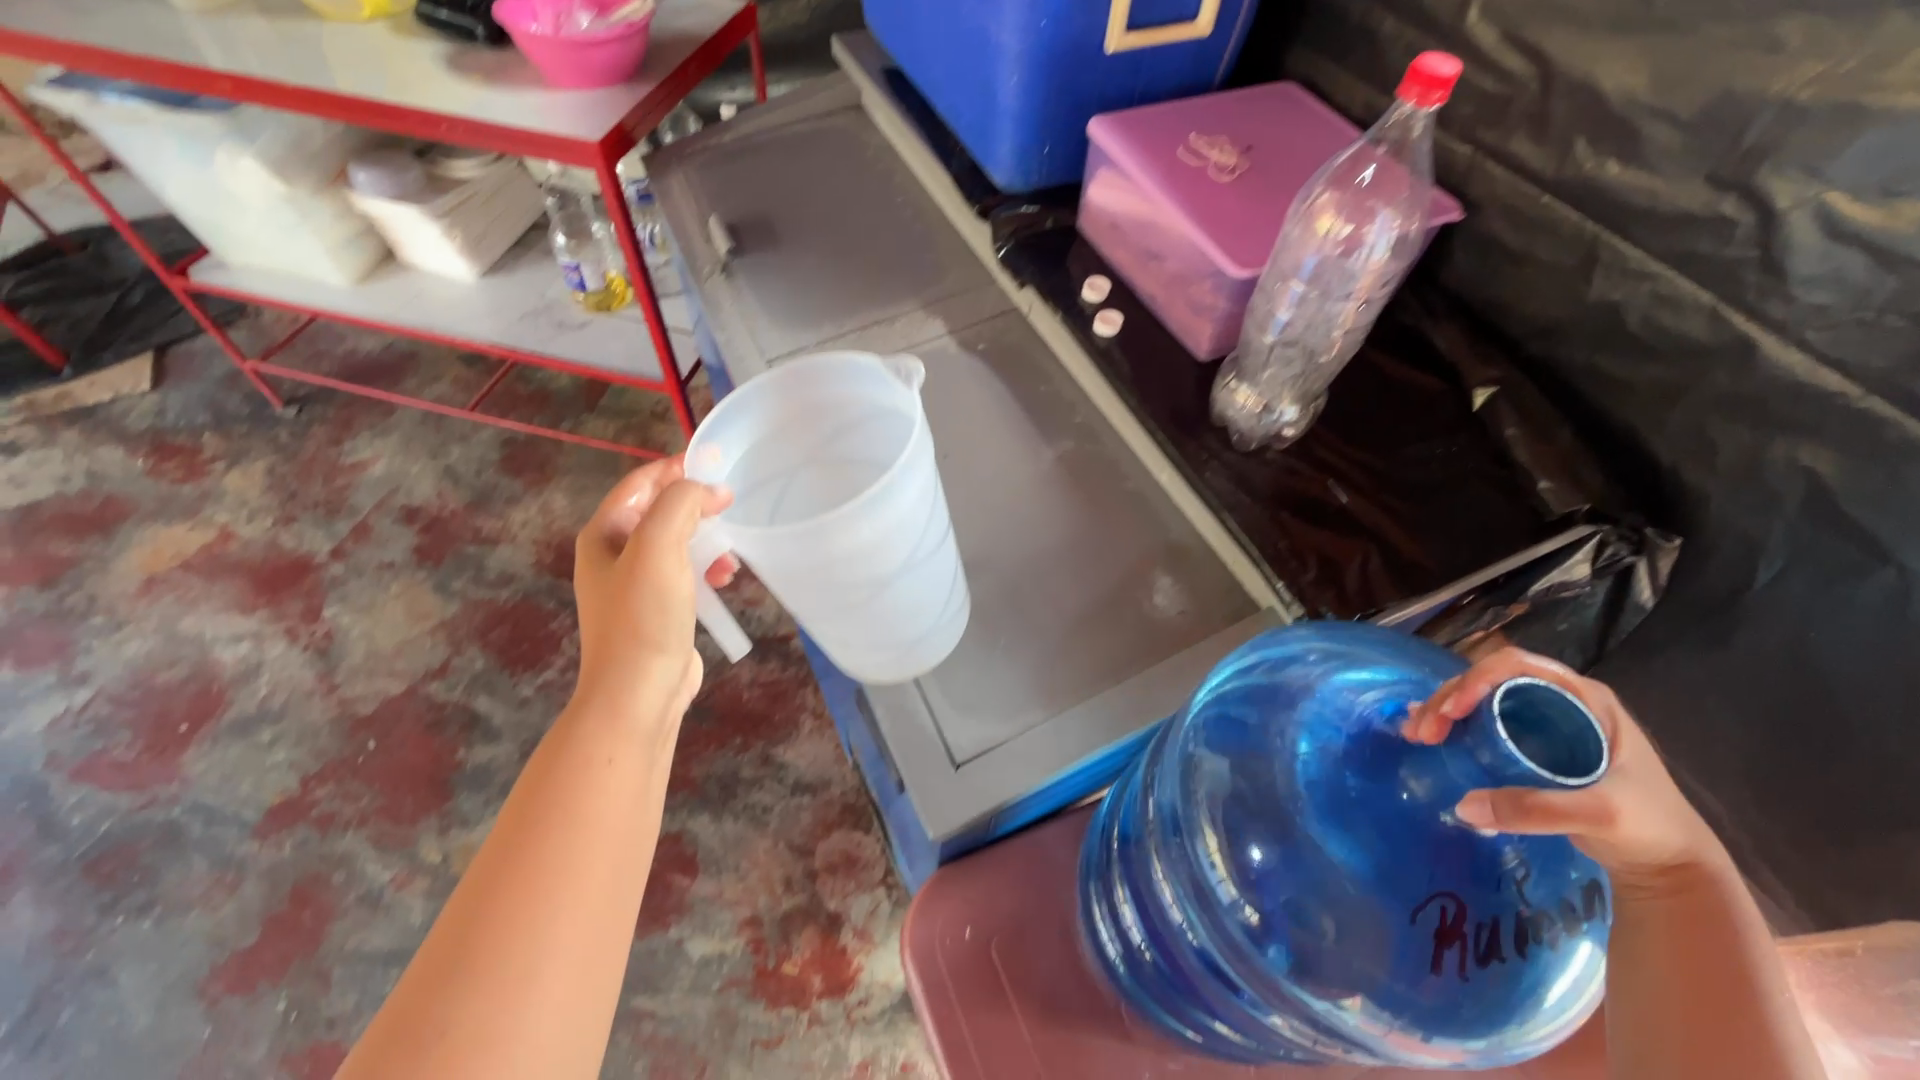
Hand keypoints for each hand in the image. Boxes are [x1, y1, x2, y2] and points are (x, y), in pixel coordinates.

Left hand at [573, 458, 735, 720]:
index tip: (719, 463)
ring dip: (707, 540)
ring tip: (731, 556)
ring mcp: (634, 586)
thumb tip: (710, 491)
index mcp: (603, 535)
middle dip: (697, 507)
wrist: (638, 692)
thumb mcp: (659, 546)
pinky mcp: (656, 611)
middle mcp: (613, 555)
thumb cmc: (644, 616)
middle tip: (731, 506)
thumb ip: (681, 504)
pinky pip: (684, 573)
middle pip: (660, 512)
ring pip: (676, 544)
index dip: (677, 467)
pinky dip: (706, 569)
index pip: (640, 483)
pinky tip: (725, 580)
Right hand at [1402, 647, 1728, 895]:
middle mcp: (1559, 701)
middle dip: (1448, 699)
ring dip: (1443, 713)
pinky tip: (1428, 737)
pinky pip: (1482, 726)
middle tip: (1422, 733)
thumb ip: (1537, 809)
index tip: (1450, 712)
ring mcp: (1543, 724)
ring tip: (1416, 736)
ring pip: (1480, 702)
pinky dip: (1452, 729)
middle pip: (1488, 681)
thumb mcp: (1600, 813)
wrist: (1668, 866)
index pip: (1516, 666)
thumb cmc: (1648, 827)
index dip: (1475, 680)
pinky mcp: (1529, 749)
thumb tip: (1463, 806)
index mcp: (1584, 698)